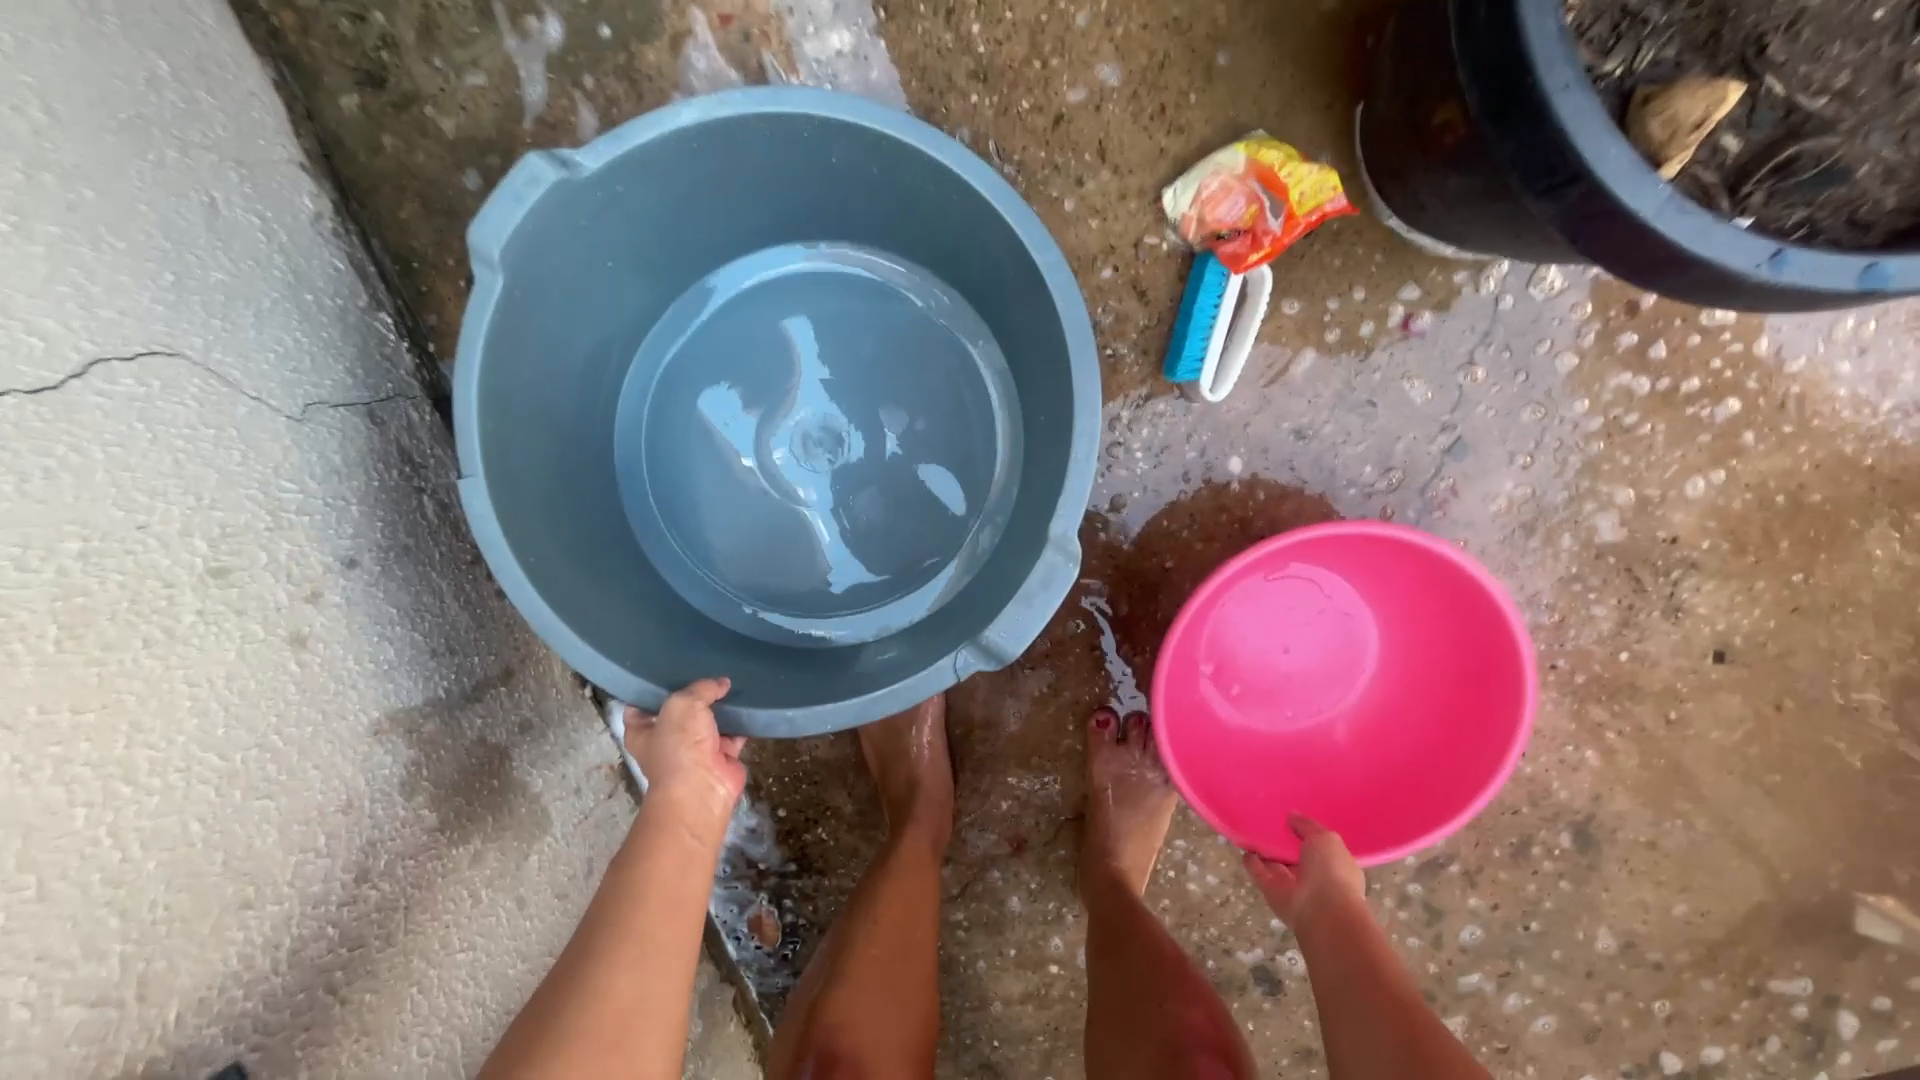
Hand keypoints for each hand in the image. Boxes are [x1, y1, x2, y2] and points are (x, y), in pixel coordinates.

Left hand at [624, 678, 746, 825]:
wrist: (702, 787)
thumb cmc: (679, 745)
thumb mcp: (683, 704)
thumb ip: (701, 688)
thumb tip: (722, 684)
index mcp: (642, 731)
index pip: (641, 705)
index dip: (652, 688)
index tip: (666, 670)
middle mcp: (667, 740)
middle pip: (680, 710)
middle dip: (694, 694)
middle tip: (708, 670)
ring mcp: (695, 749)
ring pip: (709, 720)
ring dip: (721, 706)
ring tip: (734, 680)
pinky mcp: (722, 756)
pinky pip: (734, 733)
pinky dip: (741, 721)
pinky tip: (750, 702)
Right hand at [1243, 814, 1367, 932]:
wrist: (1321, 911)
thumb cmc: (1332, 871)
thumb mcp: (1326, 838)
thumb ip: (1308, 826)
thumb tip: (1292, 816)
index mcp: (1336, 866)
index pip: (1320, 848)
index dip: (1308, 834)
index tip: (1293, 820)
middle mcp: (1315, 878)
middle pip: (1296, 857)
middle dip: (1285, 843)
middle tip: (1271, 823)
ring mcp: (1293, 887)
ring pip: (1276, 866)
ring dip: (1267, 853)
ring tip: (1253, 832)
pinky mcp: (1272, 892)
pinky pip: (1260, 873)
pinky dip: (1252, 863)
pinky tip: (1244, 848)